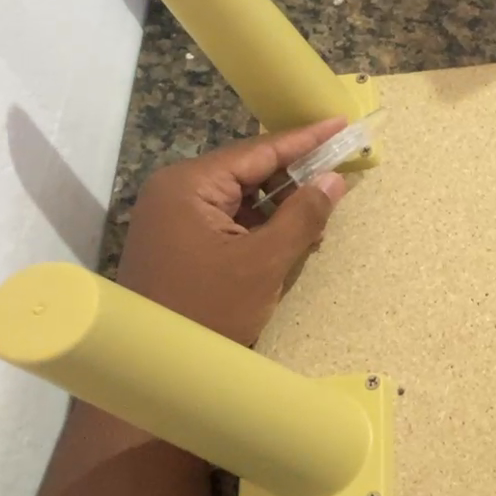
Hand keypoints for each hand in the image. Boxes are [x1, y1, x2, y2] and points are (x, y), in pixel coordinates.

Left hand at [116, 119, 349, 345]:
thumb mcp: (263, 263)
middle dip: (295, 177)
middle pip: (248, 172)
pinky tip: (293, 239)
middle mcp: (177, 192)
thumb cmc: (207, 311)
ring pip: (242, 200)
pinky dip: (262, 228)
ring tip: (322, 215)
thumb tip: (333, 180)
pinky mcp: (181, 244)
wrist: (155, 370)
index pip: (258, 151)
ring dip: (281, 208)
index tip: (340, 125)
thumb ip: (302, 216)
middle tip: (339, 172)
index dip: (305, 139)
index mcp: (189, 185)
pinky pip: (230, 223)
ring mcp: (175, 219)